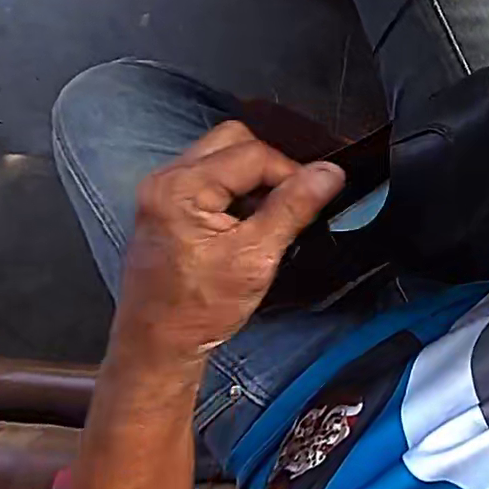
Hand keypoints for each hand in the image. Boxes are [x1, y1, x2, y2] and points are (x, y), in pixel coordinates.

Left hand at [112, 121, 344, 368]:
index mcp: (182, 188)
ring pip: (223, 154)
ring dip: (254, 175)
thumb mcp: (256, 257)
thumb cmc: (201, 308)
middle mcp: (166, 178)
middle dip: (270, 164)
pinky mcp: (168, 204)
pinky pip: (212, 174)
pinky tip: (249, 218)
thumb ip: (294, 207)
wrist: (157, 347)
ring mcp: (164, 190)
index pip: (253, 154)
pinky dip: (237, 187)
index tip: (313, 197)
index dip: (291, 171)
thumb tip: (331, 172)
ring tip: (270, 211)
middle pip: (233, 141)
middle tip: (290, 198)